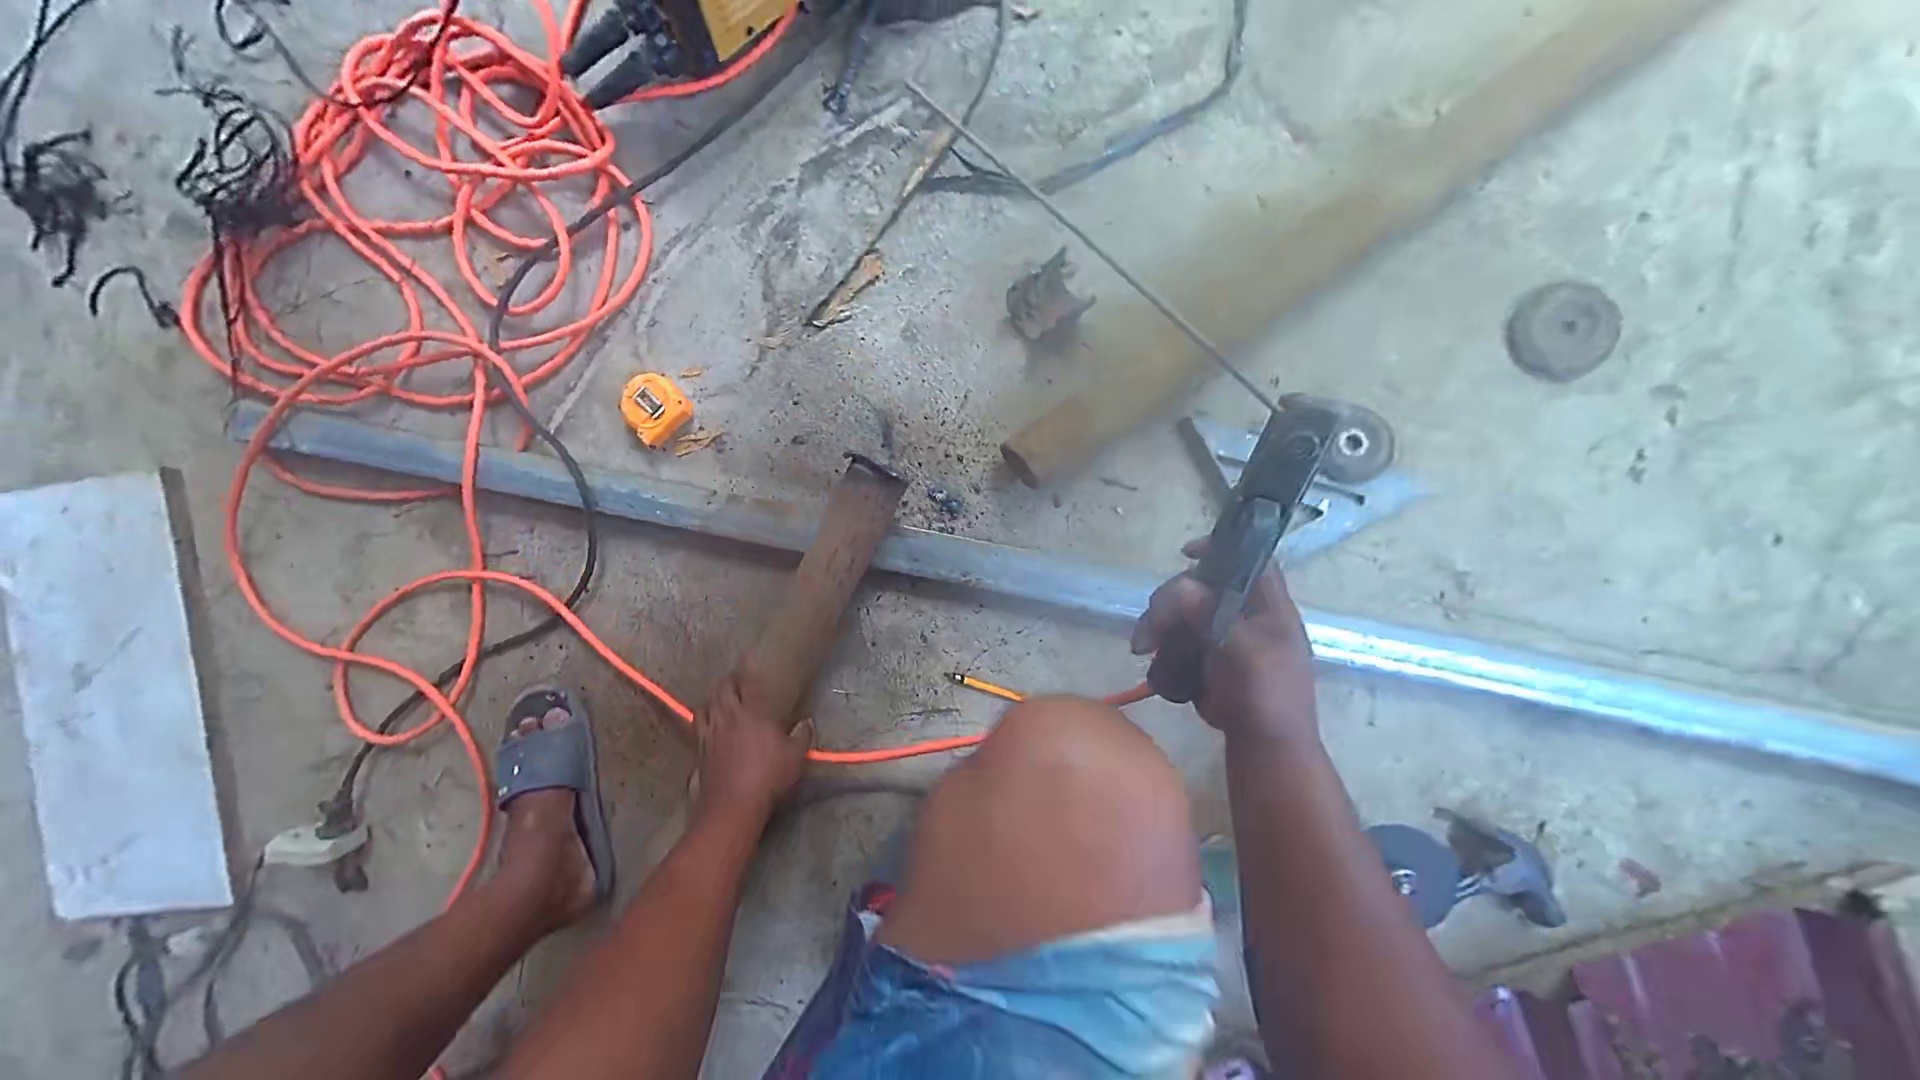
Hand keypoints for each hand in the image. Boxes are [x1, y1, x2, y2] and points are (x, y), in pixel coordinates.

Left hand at [693, 673, 811, 825]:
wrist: (732, 805)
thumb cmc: (768, 775)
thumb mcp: (795, 756)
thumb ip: (801, 735)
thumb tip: (806, 722)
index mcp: (752, 712)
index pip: (748, 684)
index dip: (750, 675)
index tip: (754, 673)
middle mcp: (728, 716)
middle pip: (723, 688)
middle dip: (730, 682)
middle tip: (739, 682)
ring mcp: (710, 732)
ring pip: (706, 704)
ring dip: (714, 699)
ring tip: (722, 701)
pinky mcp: (699, 749)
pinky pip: (698, 724)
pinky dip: (704, 718)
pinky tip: (710, 725)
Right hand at [1130, 540, 1318, 744]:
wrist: (1265, 747)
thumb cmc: (1269, 699)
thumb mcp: (1247, 655)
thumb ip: (1215, 618)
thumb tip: (1183, 586)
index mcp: (1268, 608)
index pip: (1250, 562)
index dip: (1222, 549)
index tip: (1186, 553)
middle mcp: (1243, 615)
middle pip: (1201, 587)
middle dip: (1169, 602)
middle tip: (1149, 629)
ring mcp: (1222, 634)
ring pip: (1183, 611)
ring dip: (1158, 624)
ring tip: (1142, 648)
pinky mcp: (1205, 654)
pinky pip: (1177, 636)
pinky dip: (1161, 642)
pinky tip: (1150, 656)